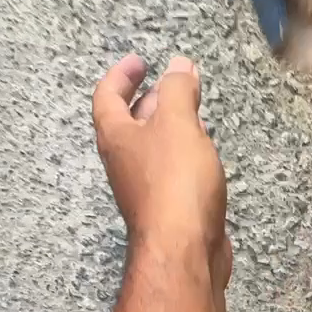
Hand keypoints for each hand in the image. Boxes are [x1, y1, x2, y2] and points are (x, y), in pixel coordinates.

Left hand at [91, 53, 230, 285]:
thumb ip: (179, 92)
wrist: (184, 249)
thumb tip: (180, 67)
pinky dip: (184, 158)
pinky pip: (171, 174)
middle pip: (129, 124)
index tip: (139, 62)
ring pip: (152, 150)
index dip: (122, 74)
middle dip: (149, 102)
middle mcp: (124, 162)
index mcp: (116, 136)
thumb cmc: (176, 185)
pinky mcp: (169, 211)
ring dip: (169, 132)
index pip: (108, 95)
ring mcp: (145, 189)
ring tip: (192, 120)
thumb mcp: (179, 125)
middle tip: (168, 89)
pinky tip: (203, 161)